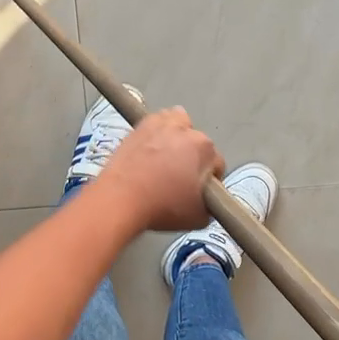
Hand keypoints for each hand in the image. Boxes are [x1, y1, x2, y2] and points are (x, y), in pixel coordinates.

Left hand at [94, 107, 222, 230]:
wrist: (121, 197)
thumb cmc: (163, 206)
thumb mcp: (199, 217)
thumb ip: (211, 204)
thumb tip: (208, 199)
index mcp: (205, 149)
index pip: (217, 164)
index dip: (210, 180)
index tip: (198, 191)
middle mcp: (186, 130)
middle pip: (197, 142)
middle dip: (192, 157)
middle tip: (180, 177)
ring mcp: (161, 124)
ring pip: (177, 122)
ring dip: (177, 135)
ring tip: (167, 156)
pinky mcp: (139, 125)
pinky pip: (155, 122)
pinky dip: (156, 131)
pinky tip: (150, 147)